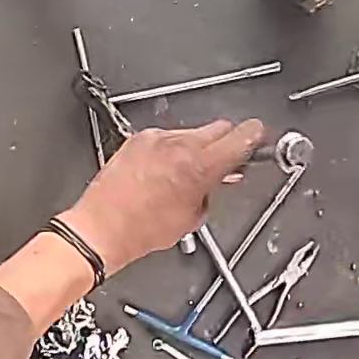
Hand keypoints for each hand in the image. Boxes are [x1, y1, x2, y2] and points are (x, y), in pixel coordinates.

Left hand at [55, 119, 265, 273]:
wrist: (101, 228)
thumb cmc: (140, 229)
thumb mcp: (192, 217)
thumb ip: (212, 191)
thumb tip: (221, 179)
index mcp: (199, 165)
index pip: (243, 134)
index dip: (255, 138)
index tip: (257, 141)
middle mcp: (178, 145)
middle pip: (219, 128)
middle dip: (224, 145)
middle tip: (220, 165)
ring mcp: (156, 139)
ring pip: (191, 133)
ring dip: (194, 150)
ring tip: (181, 178)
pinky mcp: (137, 139)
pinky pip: (164, 139)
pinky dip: (169, 152)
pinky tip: (160, 174)